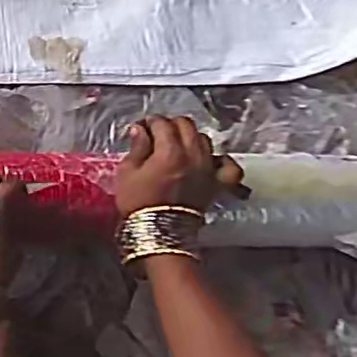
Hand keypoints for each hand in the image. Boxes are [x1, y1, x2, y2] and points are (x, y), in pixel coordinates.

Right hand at [116, 116, 245, 214]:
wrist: (159, 234)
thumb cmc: (139, 203)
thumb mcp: (127, 173)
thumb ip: (136, 147)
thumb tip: (140, 129)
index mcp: (169, 151)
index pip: (162, 123)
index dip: (150, 122)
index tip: (141, 128)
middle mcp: (193, 154)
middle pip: (186, 125)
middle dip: (170, 124)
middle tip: (157, 134)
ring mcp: (208, 168)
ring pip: (204, 139)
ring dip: (190, 137)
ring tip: (178, 146)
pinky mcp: (217, 183)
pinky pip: (228, 166)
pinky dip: (221, 160)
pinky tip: (209, 160)